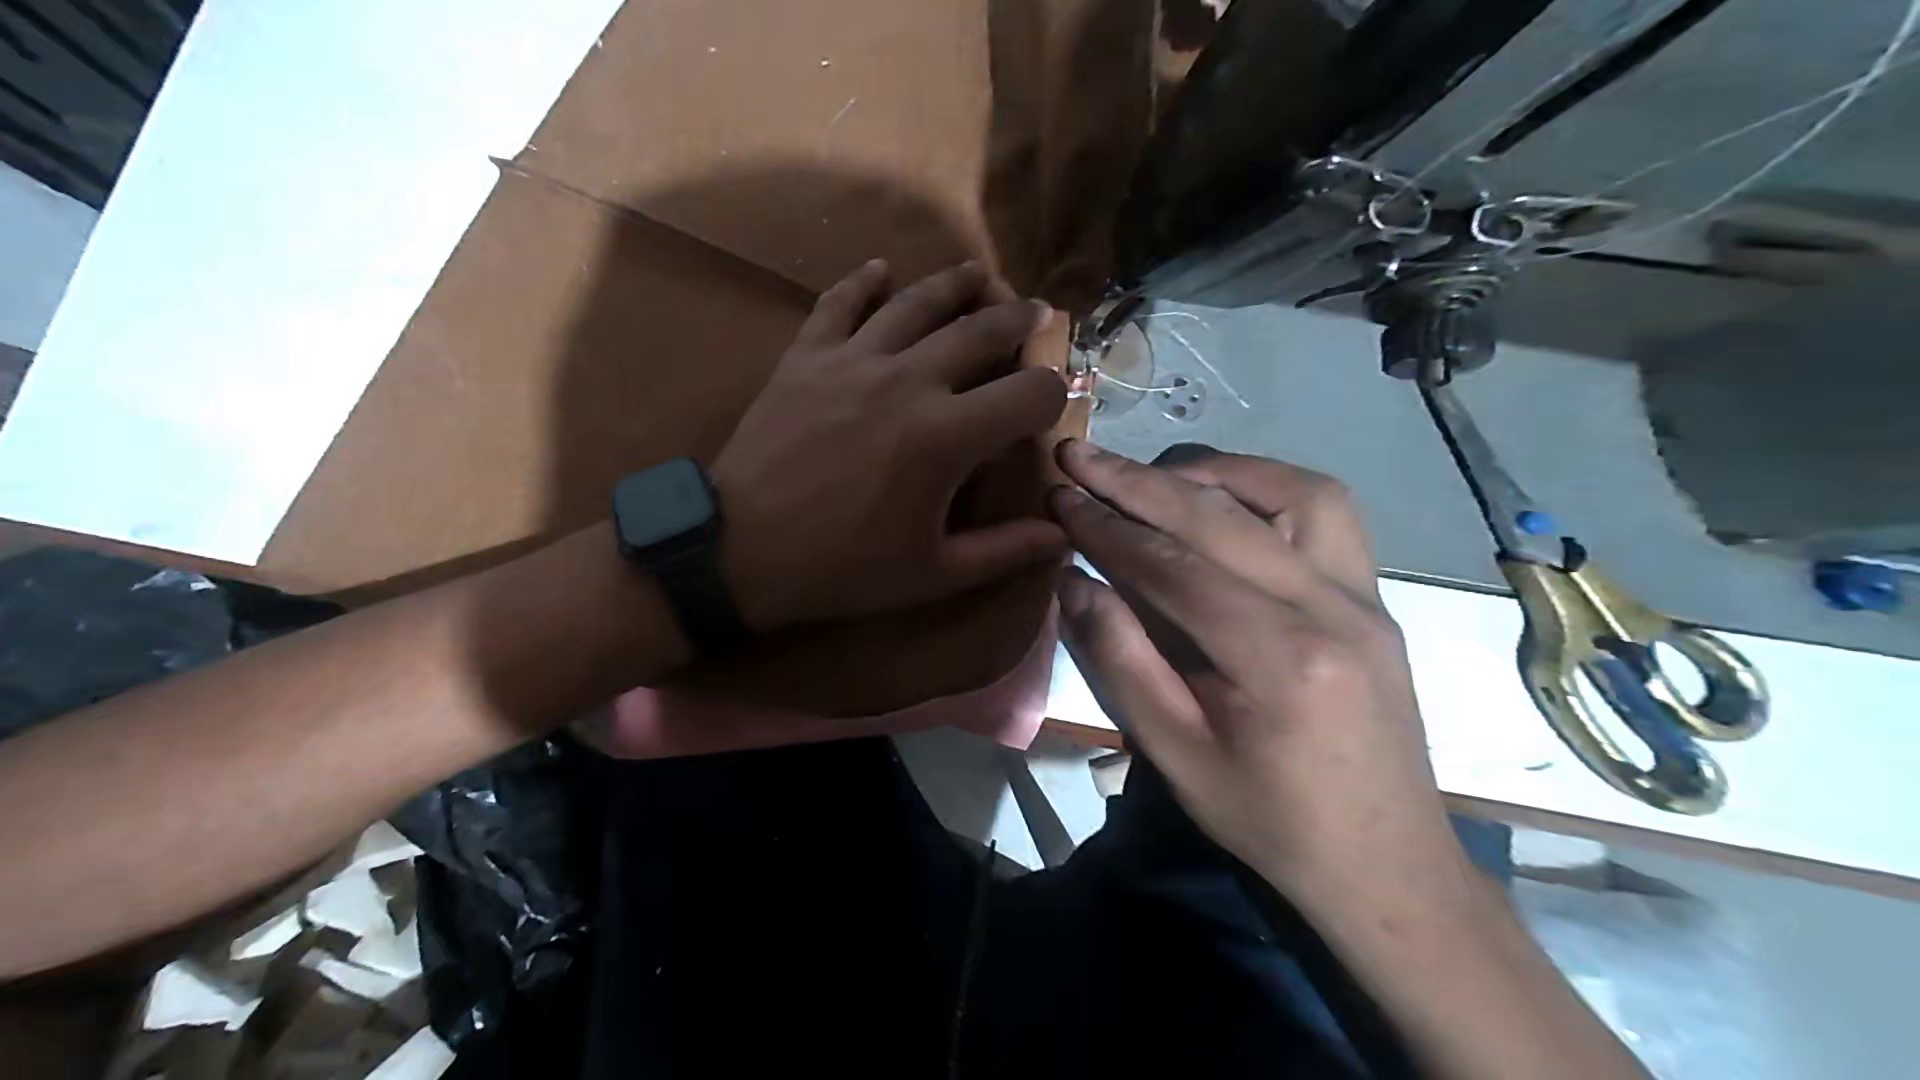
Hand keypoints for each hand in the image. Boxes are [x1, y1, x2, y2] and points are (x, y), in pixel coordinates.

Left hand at [713, 260, 1068, 630]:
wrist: (742, 552)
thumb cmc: (843, 568)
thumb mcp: (934, 573)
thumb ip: (1004, 550)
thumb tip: (1063, 536)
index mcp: (948, 436)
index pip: (1028, 393)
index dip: (1052, 393)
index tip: (1051, 401)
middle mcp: (909, 381)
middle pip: (980, 331)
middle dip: (1018, 321)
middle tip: (1034, 312)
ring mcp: (853, 360)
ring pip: (916, 303)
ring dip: (955, 285)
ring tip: (978, 275)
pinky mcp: (806, 356)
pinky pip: (839, 303)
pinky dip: (863, 282)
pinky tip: (880, 269)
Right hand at [1050, 441, 1465, 908]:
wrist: (1385, 862)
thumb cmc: (1270, 819)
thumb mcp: (1176, 756)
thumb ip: (1122, 661)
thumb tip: (1073, 582)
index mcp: (1280, 658)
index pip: (1174, 566)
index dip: (1108, 527)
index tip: (1061, 495)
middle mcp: (1332, 607)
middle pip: (1221, 517)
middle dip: (1139, 481)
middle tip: (1080, 455)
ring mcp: (1365, 595)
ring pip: (1292, 490)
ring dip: (1213, 471)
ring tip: (1152, 473)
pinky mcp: (1375, 597)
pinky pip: (1328, 512)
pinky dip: (1266, 487)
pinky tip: (1224, 499)